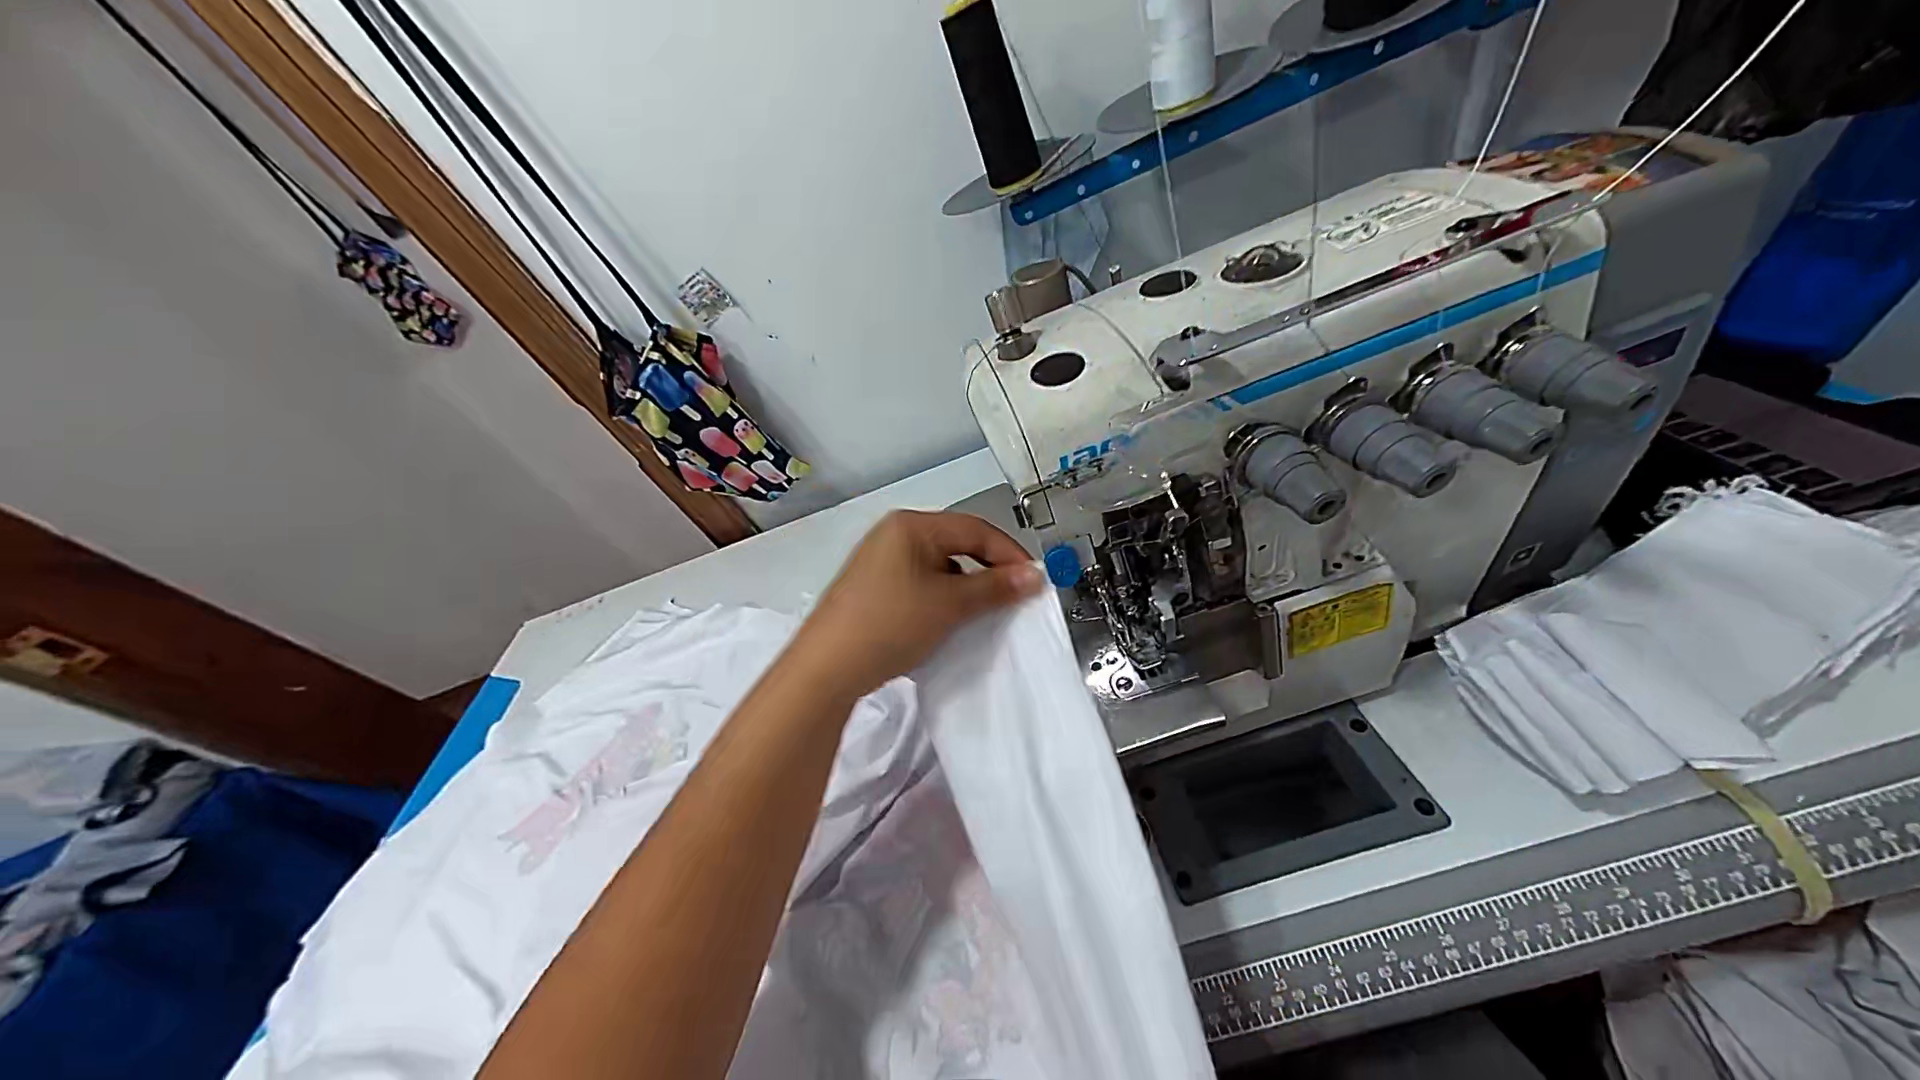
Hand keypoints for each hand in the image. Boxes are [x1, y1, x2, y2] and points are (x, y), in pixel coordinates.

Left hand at [782, 510, 1045, 700]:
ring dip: (965, 589)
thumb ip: (995, 587)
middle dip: (988, 571)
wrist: (826, 667)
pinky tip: (949, 624)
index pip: (975, 529)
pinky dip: (941, 600)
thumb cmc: (889, 624)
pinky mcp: (874, 588)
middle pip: (957, 545)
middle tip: (1014, 598)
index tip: (1034, 582)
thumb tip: (1033, 575)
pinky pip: (921, 585)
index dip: (1009, 554)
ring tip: (983, 615)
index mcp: (911, 525)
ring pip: (939, 568)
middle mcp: (894, 535)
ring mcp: (880, 561)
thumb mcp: (949, 604)